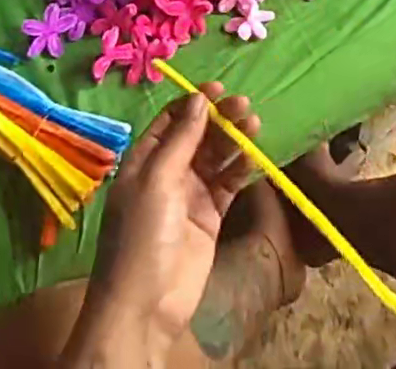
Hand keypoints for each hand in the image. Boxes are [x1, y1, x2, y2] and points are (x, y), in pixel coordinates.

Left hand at [71, 86, 259, 364]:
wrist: (147, 307)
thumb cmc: (142, 235)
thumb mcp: (156, 180)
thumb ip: (181, 139)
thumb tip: (199, 98)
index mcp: (144, 161)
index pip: (170, 120)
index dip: (193, 102)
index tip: (217, 88)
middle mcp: (167, 173)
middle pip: (197, 134)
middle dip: (219, 117)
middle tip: (242, 105)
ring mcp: (190, 194)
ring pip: (216, 155)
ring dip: (233, 138)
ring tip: (253, 123)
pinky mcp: (210, 215)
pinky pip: (228, 182)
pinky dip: (240, 166)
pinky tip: (252, 154)